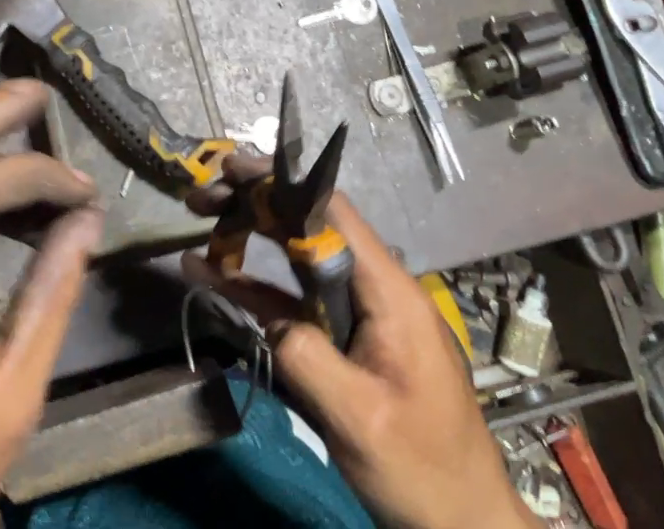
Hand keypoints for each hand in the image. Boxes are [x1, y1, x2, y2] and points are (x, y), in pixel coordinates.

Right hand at [183, 156, 536, 528]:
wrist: (464, 524)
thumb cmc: (421, 468)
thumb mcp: (358, 415)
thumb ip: (305, 355)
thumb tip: (267, 319)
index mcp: (390, 293)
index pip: (333, 215)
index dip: (280, 184)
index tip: (231, 169)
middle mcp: (376, 290)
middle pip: (310, 229)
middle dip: (255, 205)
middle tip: (201, 197)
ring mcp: (361, 314)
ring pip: (297, 261)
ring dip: (248, 241)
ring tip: (199, 222)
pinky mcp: (346, 339)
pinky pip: (296, 302)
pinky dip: (255, 289)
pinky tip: (212, 276)